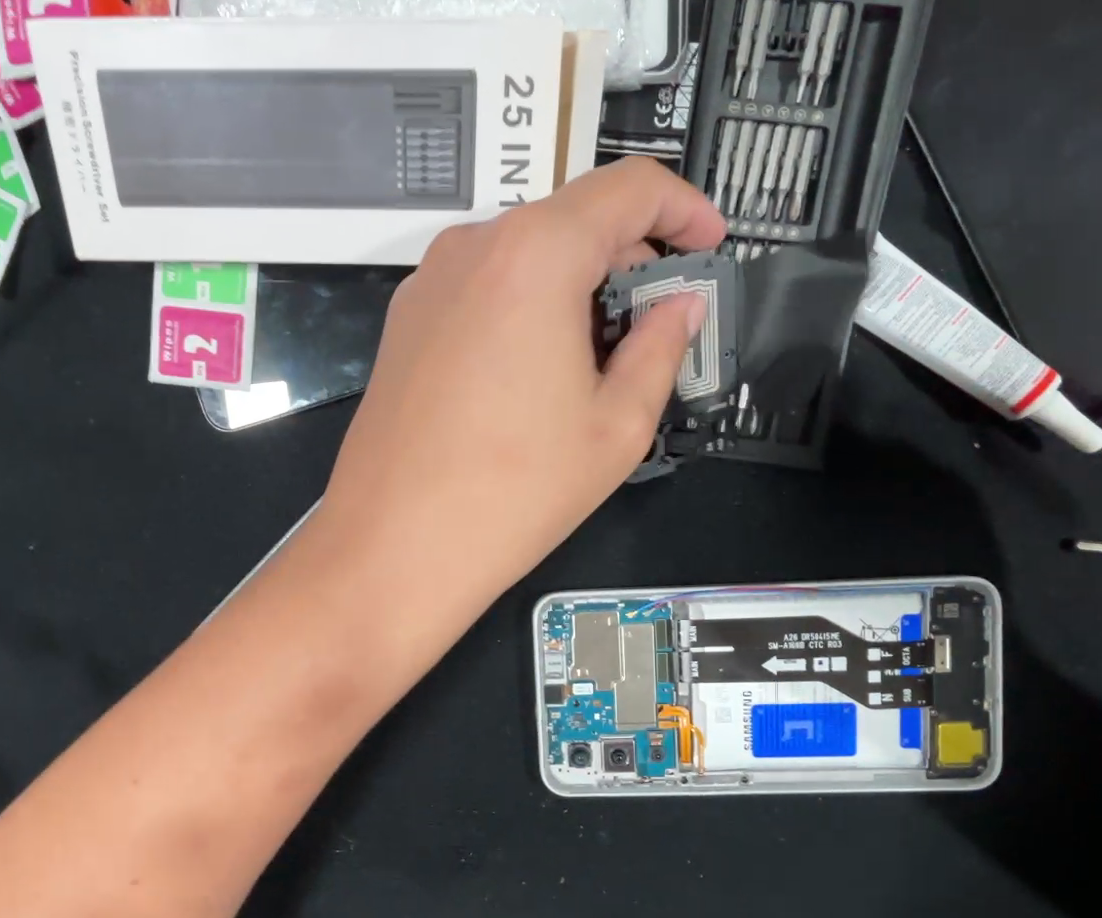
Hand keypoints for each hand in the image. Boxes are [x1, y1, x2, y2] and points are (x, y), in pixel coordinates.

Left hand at [312, 158, 724, 618]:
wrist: (392, 547)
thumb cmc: (512, 492)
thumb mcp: (616, 425)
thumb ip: (660, 348)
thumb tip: (679, 308)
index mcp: (534, 255)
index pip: (628, 187)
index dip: (683, 207)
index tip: (709, 244)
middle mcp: (472, 250)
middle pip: (571, 218)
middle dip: (629, 256)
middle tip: (660, 320)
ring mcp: (427, 284)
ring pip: (524, 254)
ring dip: (575, 285)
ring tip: (600, 357)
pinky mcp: (403, 323)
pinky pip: (482, 288)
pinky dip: (526, 306)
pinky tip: (538, 371)